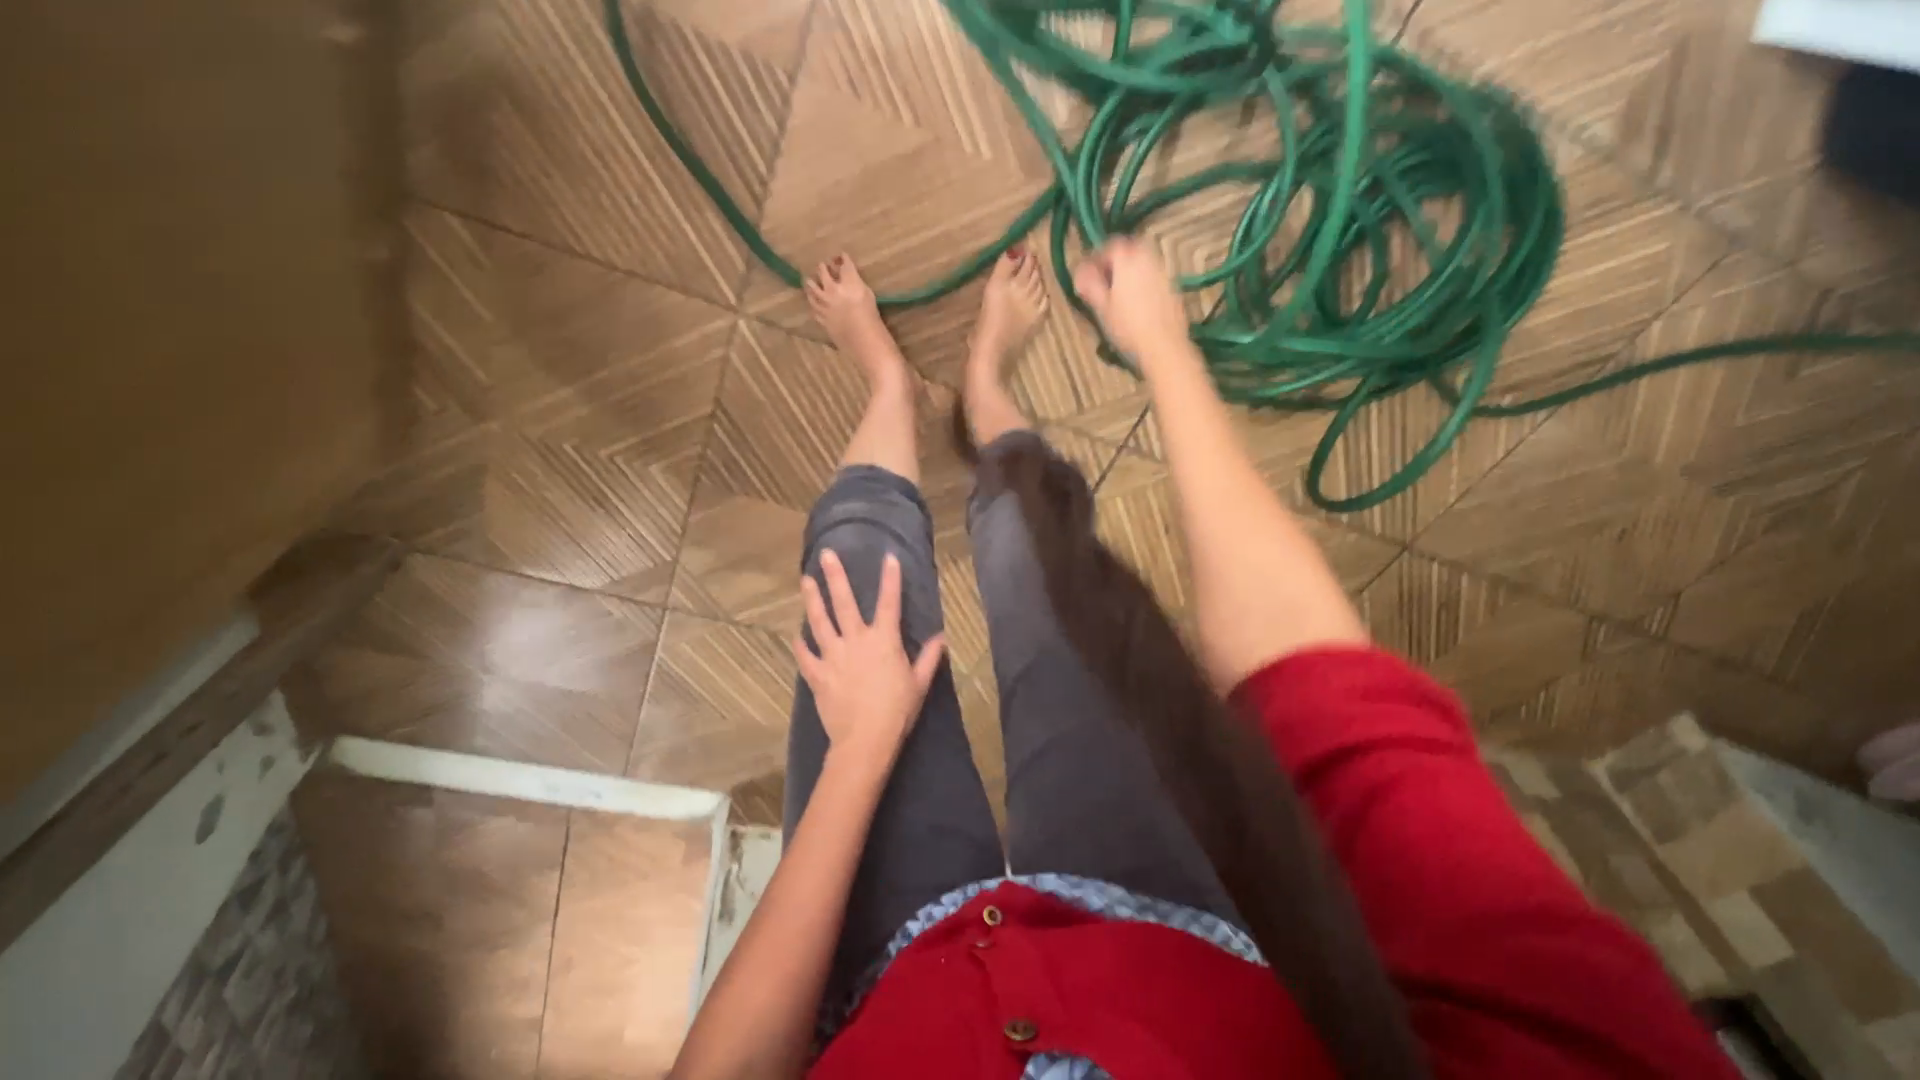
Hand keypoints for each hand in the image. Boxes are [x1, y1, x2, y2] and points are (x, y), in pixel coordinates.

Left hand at [793, 550, 946, 766]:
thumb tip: (941, 638)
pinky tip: (796, 635)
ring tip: (805, 581)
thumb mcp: (919, 684)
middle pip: (844, 602)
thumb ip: (928, 658)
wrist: (866, 739)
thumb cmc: (897, 711)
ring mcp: (833, 656)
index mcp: (884, 640)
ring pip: (819, 621)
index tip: (888, 557)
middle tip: (826, 555)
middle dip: (835, 576)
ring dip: (812, 600)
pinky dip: (801, 645)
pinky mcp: (817, 675)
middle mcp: (856, 641)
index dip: (890, 579)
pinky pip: (806, 656)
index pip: (889, 602)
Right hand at [1072, 237, 1191, 362]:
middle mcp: (1148, 260)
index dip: (1098, 256)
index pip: (1112, 245)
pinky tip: (1138, 302)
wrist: (1163, 346)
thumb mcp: (1102, 308)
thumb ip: (1090, 284)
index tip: (1091, 271)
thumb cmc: (1128, 328)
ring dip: (1131, 270)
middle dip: (1117, 259)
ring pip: (1144, 261)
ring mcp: (1163, 273)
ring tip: (1121, 292)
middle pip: (1131, 249)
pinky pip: (1155, 275)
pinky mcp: (1173, 288)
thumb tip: (1080, 271)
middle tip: (1106, 278)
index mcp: (1127, 261)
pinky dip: (1144, 281)